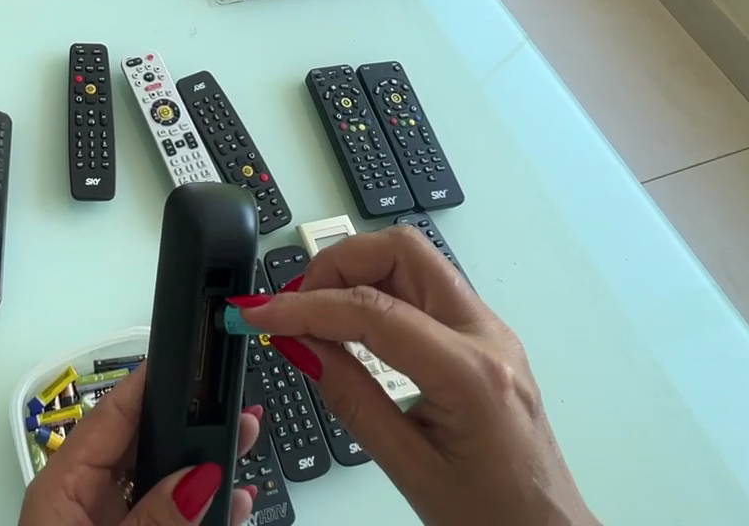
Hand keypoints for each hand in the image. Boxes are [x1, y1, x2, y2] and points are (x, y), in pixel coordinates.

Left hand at [18, 365, 262, 525]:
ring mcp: (109, 525)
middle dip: (190, 426)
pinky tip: (236, 503)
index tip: (191, 362)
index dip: (151, 384)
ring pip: (162, 481)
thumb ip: (151, 523)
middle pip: (142, 444)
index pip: (112, 415)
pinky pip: (169, 517)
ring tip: (247, 443)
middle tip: (236, 410)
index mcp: (63, 486)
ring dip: (204, 468)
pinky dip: (202, 512)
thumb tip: (197, 479)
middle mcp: (84, 499)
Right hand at [233, 229, 596, 525]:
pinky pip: (420, 285)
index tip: (258, 313)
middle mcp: (486, 333)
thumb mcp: (408, 469)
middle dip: (337, 263)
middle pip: (401, 250)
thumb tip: (294, 341)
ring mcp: (488, 328)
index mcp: (472, 374)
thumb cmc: (489, 520)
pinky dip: (375, 288)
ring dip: (355, 271)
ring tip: (316, 313)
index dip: (305, 306)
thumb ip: (348, 396)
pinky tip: (350, 324)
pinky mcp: (480, 334)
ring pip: (410, 257)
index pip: (371, 310)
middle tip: (297, 304)